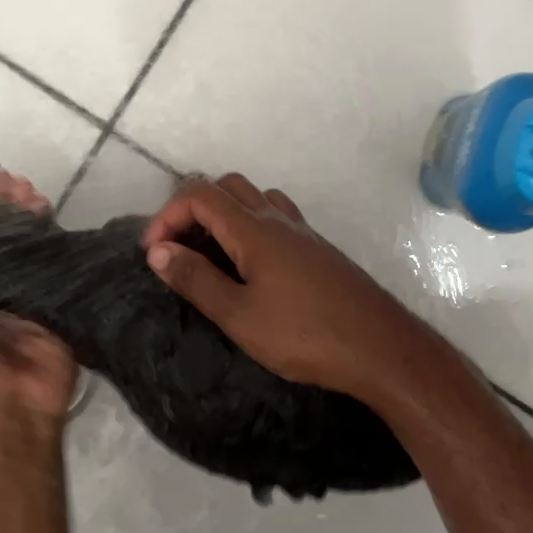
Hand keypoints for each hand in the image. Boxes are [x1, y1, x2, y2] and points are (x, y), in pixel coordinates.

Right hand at [141, 174, 439, 400]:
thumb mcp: (240, 316)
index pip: (199, 196)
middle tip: (179, 249)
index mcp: (254, 229)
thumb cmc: (304, 334)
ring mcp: (302, 231)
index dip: (167, 217)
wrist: (380, 346)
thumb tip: (157, 251)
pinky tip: (251, 266)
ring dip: (224, 214)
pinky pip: (275, 217)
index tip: (153, 254)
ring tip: (211, 254)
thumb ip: (197, 279)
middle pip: (227, 186)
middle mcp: (277, 219)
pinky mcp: (318, 249)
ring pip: (254, 198)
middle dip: (193, 209)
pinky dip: (250, 225)